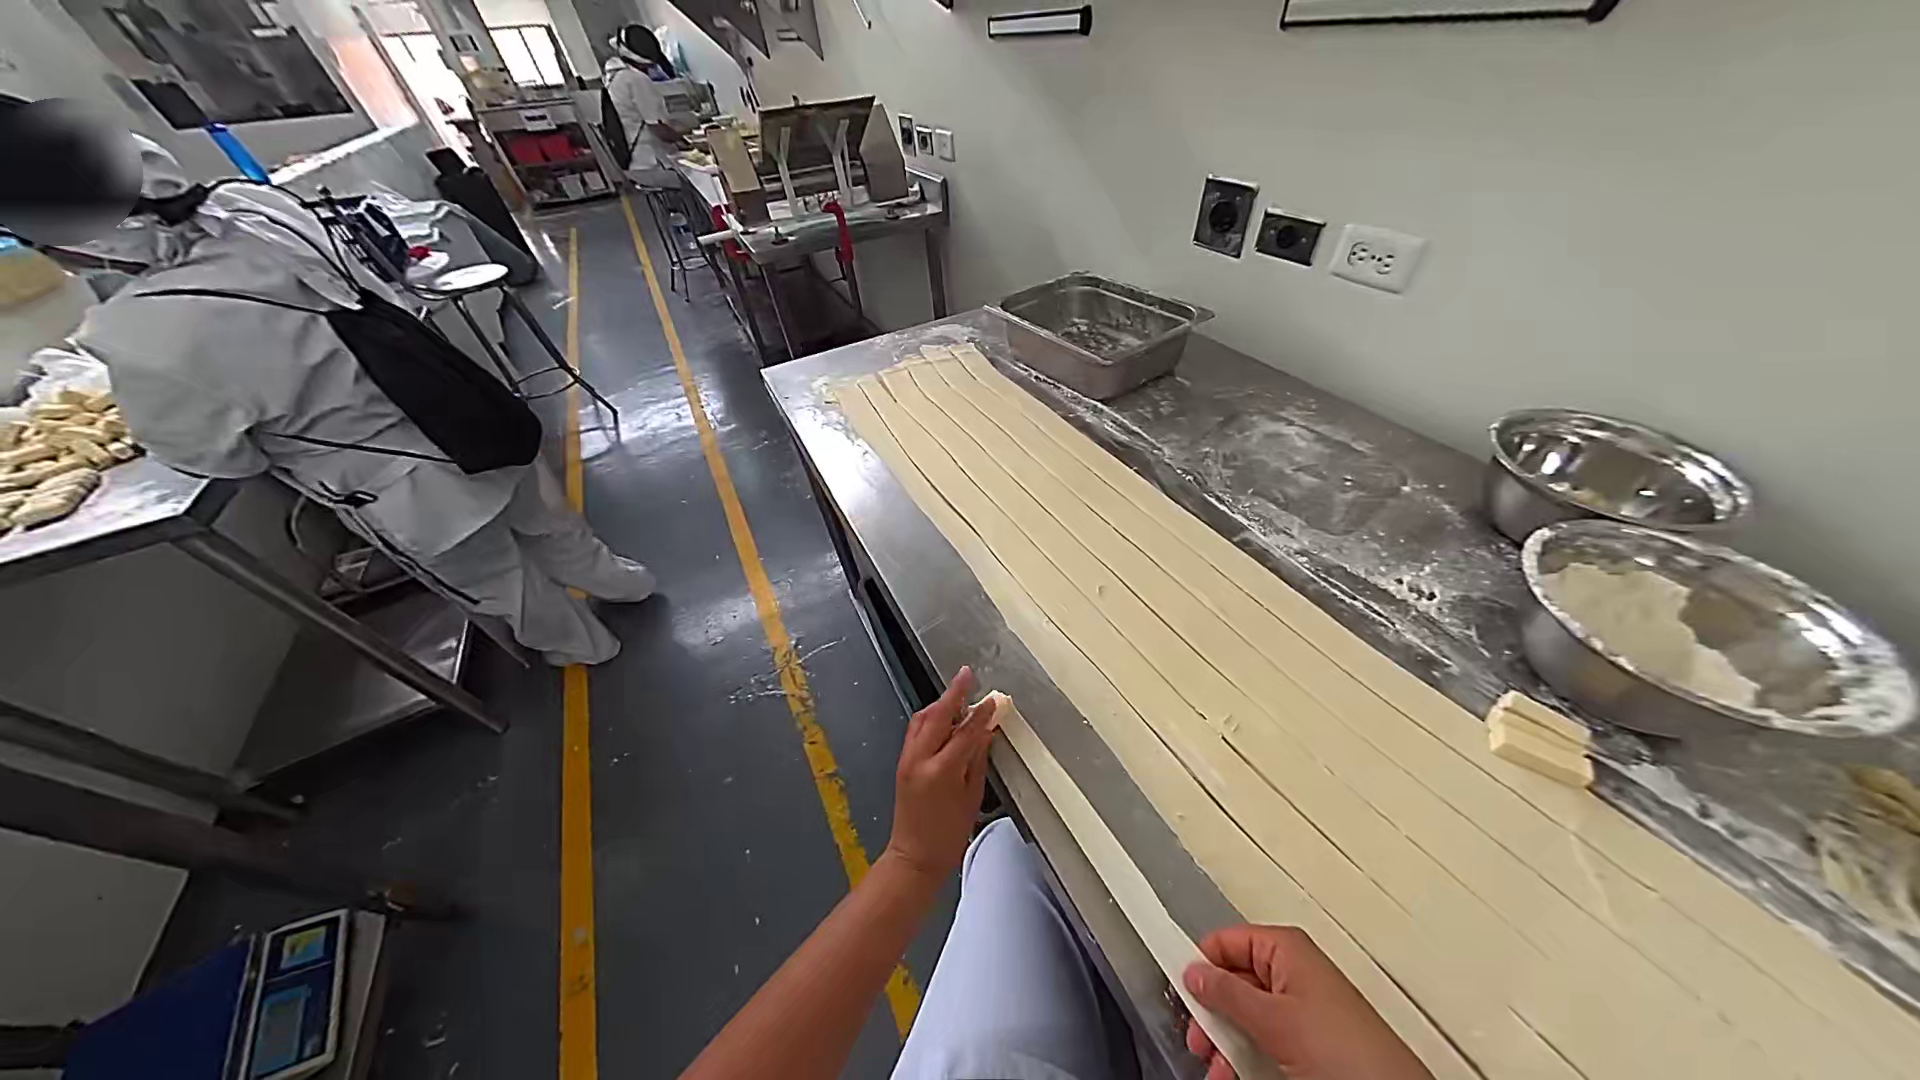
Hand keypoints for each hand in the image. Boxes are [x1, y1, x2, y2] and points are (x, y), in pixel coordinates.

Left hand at [883, 666, 998, 879]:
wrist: (914, 857)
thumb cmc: (949, 834)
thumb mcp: (972, 797)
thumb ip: (977, 759)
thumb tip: (986, 731)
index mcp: (941, 770)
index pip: (965, 732)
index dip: (981, 714)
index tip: (993, 699)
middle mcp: (920, 758)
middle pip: (938, 716)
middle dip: (954, 693)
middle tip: (967, 675)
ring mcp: (907, 758)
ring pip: (922, 719)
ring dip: (941, 704)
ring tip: (958, 694)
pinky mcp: (902, 761)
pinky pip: (915, 730)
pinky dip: (930, 717)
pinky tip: (943, 715)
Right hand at [1183, 925, 1433, 1079]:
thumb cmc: (1346, 1052)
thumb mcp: (1273, 1019)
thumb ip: (1227, 992)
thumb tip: (1195, 972)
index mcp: (1285, 949)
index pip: (1226, 942)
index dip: (1202, 965)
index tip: (1183, 992)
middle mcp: (1292, 972)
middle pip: (1233, 981)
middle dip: (1213, 1014)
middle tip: (1200, 1041)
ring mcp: (1302, 1009)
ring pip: (1247, 1016)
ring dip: (1227, 1043)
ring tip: (1219, 1069)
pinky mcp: (1311, 1042)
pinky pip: (1266, 1039)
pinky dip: (1248, 1057)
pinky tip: (1238, 1075)